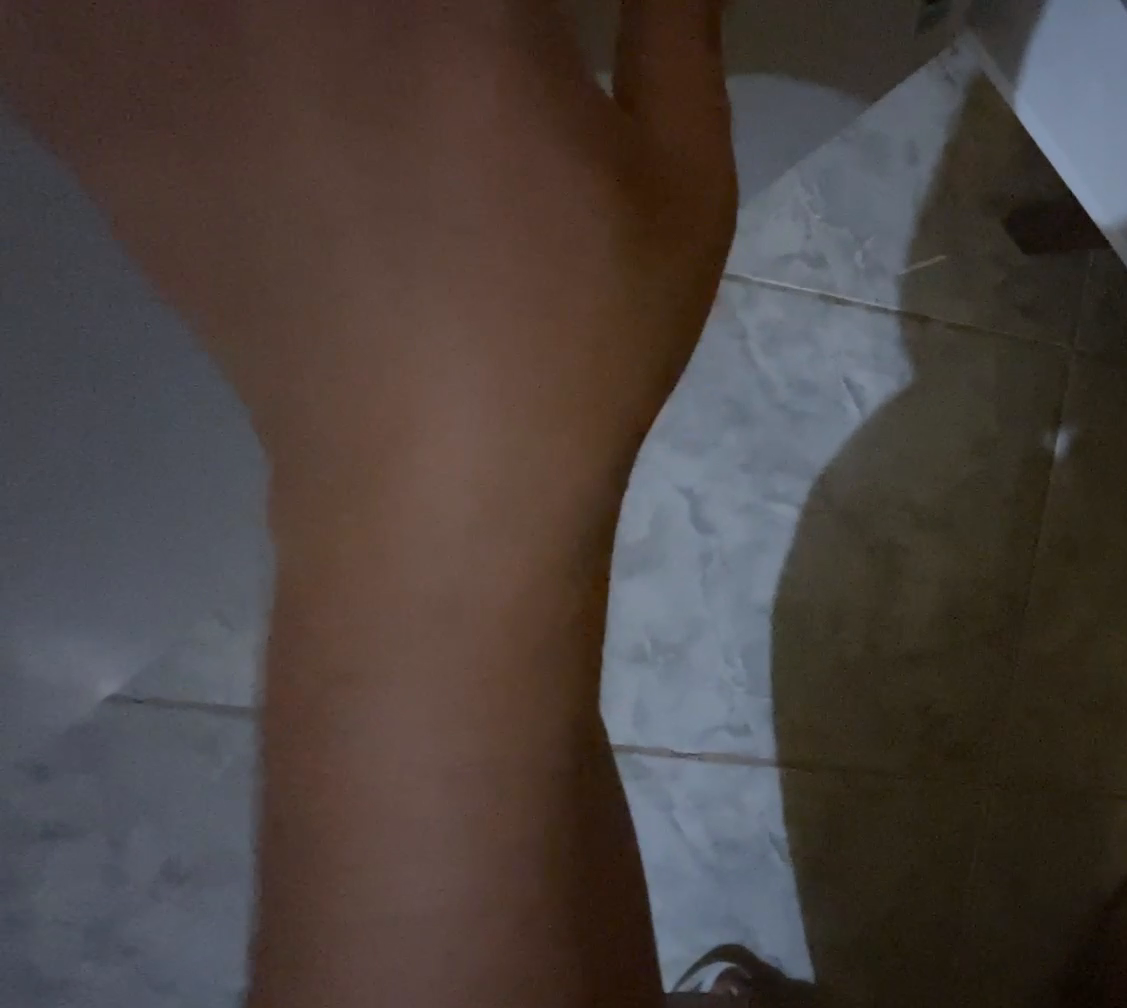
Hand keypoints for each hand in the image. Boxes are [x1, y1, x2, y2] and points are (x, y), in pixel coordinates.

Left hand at [0, 1, 734, 521]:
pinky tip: (243, 70)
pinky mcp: (68, 72)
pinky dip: (162, 31)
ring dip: (316, 26)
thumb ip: (677, 29)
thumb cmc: (595, 334)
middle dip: (440, 17)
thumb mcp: (684, 189)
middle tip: (460, 54)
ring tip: (365, 75)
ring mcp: (150, 12)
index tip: (539, 31)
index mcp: (463, 3)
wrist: (450, 468)